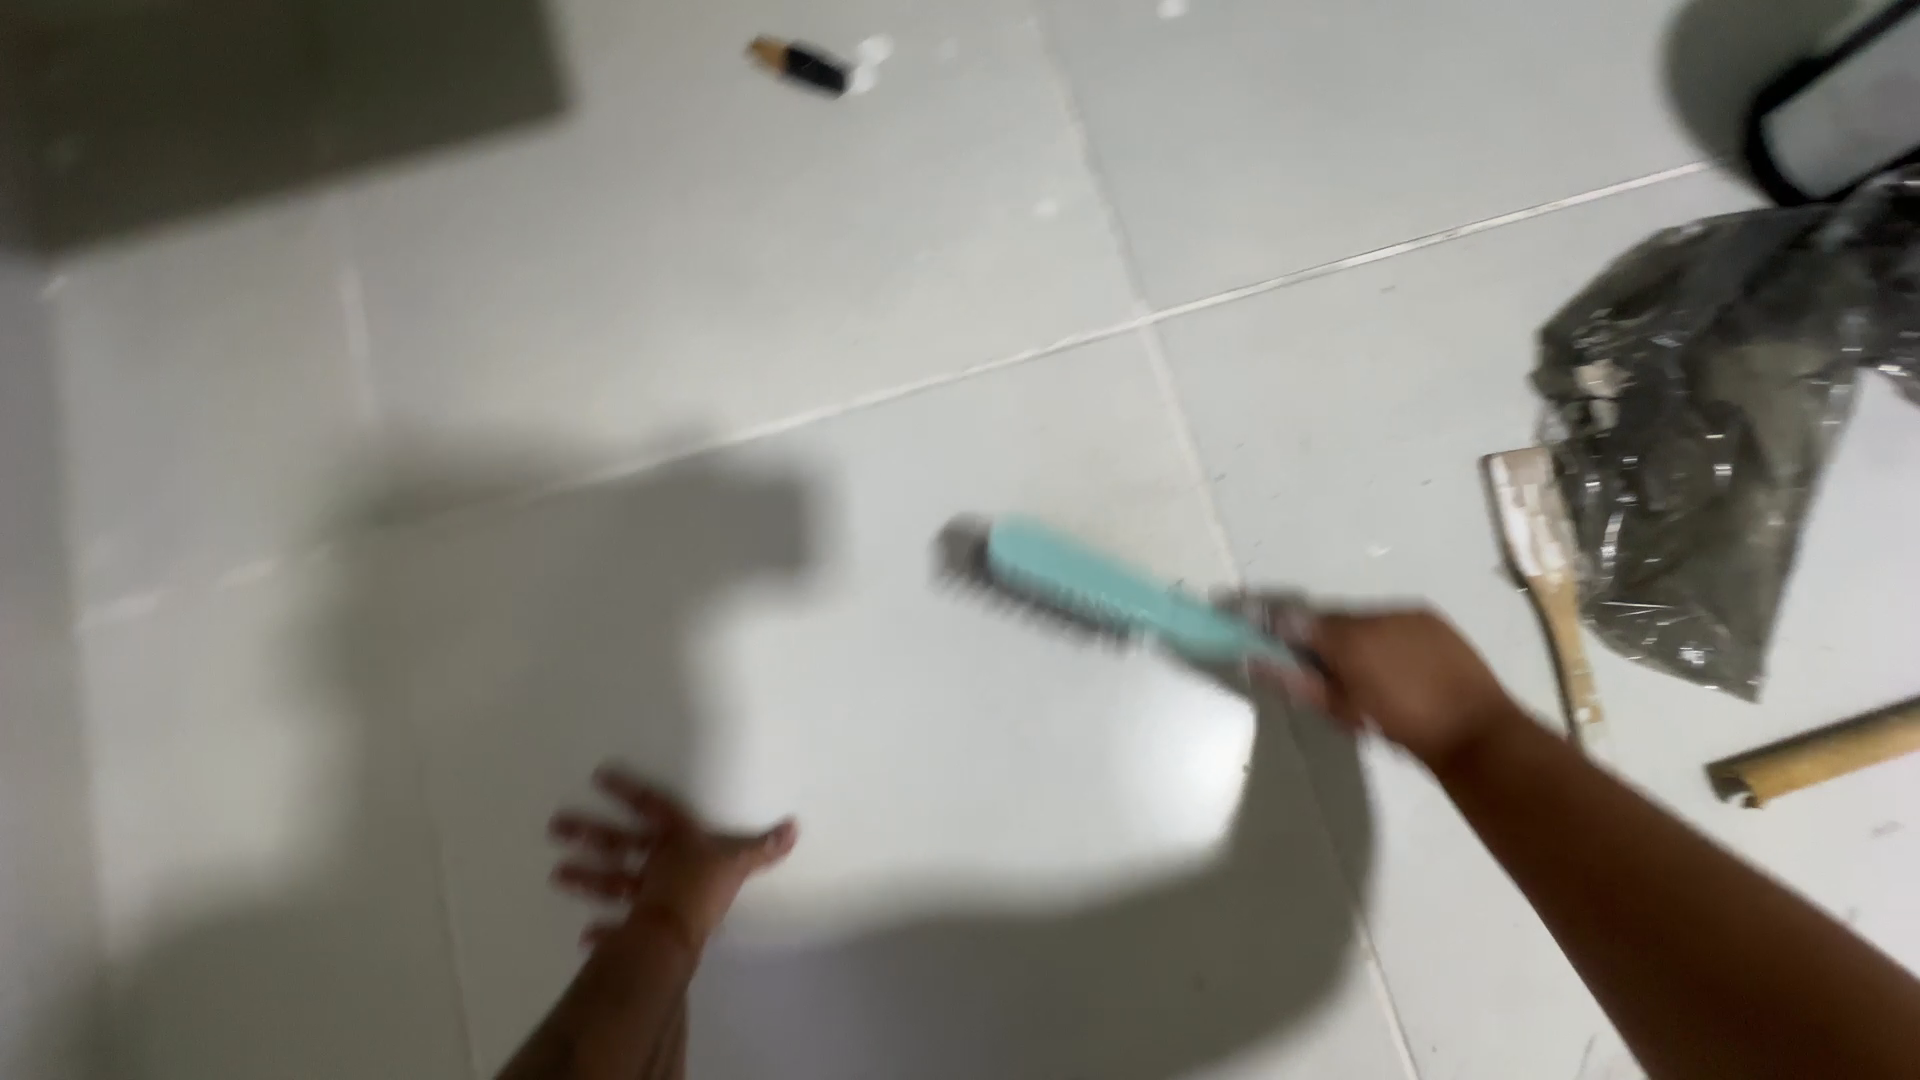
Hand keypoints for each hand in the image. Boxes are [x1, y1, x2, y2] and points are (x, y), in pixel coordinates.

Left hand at [548, 766, 797, 949]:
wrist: (680, 929)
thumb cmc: (707, 884)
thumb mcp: (740, 861)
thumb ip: (764, 847)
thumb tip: (794, 827)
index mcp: (676, 839)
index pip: (651, 807)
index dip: (626, 791)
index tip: (598, 777)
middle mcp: (653, 861)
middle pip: (617, 843)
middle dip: (588, 834)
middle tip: (555, 826)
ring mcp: (639, 894)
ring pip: (608, 881)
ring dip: (584, 878)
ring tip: (555, 873)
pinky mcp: (635, 926)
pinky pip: (617, 928)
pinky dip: (603, 934)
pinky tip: (583, 938)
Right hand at [1246, 602, 1521, 768]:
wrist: (1478, 734)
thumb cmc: (1400, 727)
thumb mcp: (1339, 710)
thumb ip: (1293, 680)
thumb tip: (1253, 659)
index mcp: (1346, 638)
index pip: (1294, 620)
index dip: (1275, 626)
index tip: (1261, 635)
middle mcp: (1373, 613)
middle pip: (1328, 618)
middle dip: (1317, 636)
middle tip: (1319, 666)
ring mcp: (1405, 613)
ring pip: (1361, 619)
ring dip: (1351, 636)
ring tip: (1361, 669)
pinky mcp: (1431, 618)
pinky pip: (1390, 620)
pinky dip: (1381, 636)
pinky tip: (1391, 663)